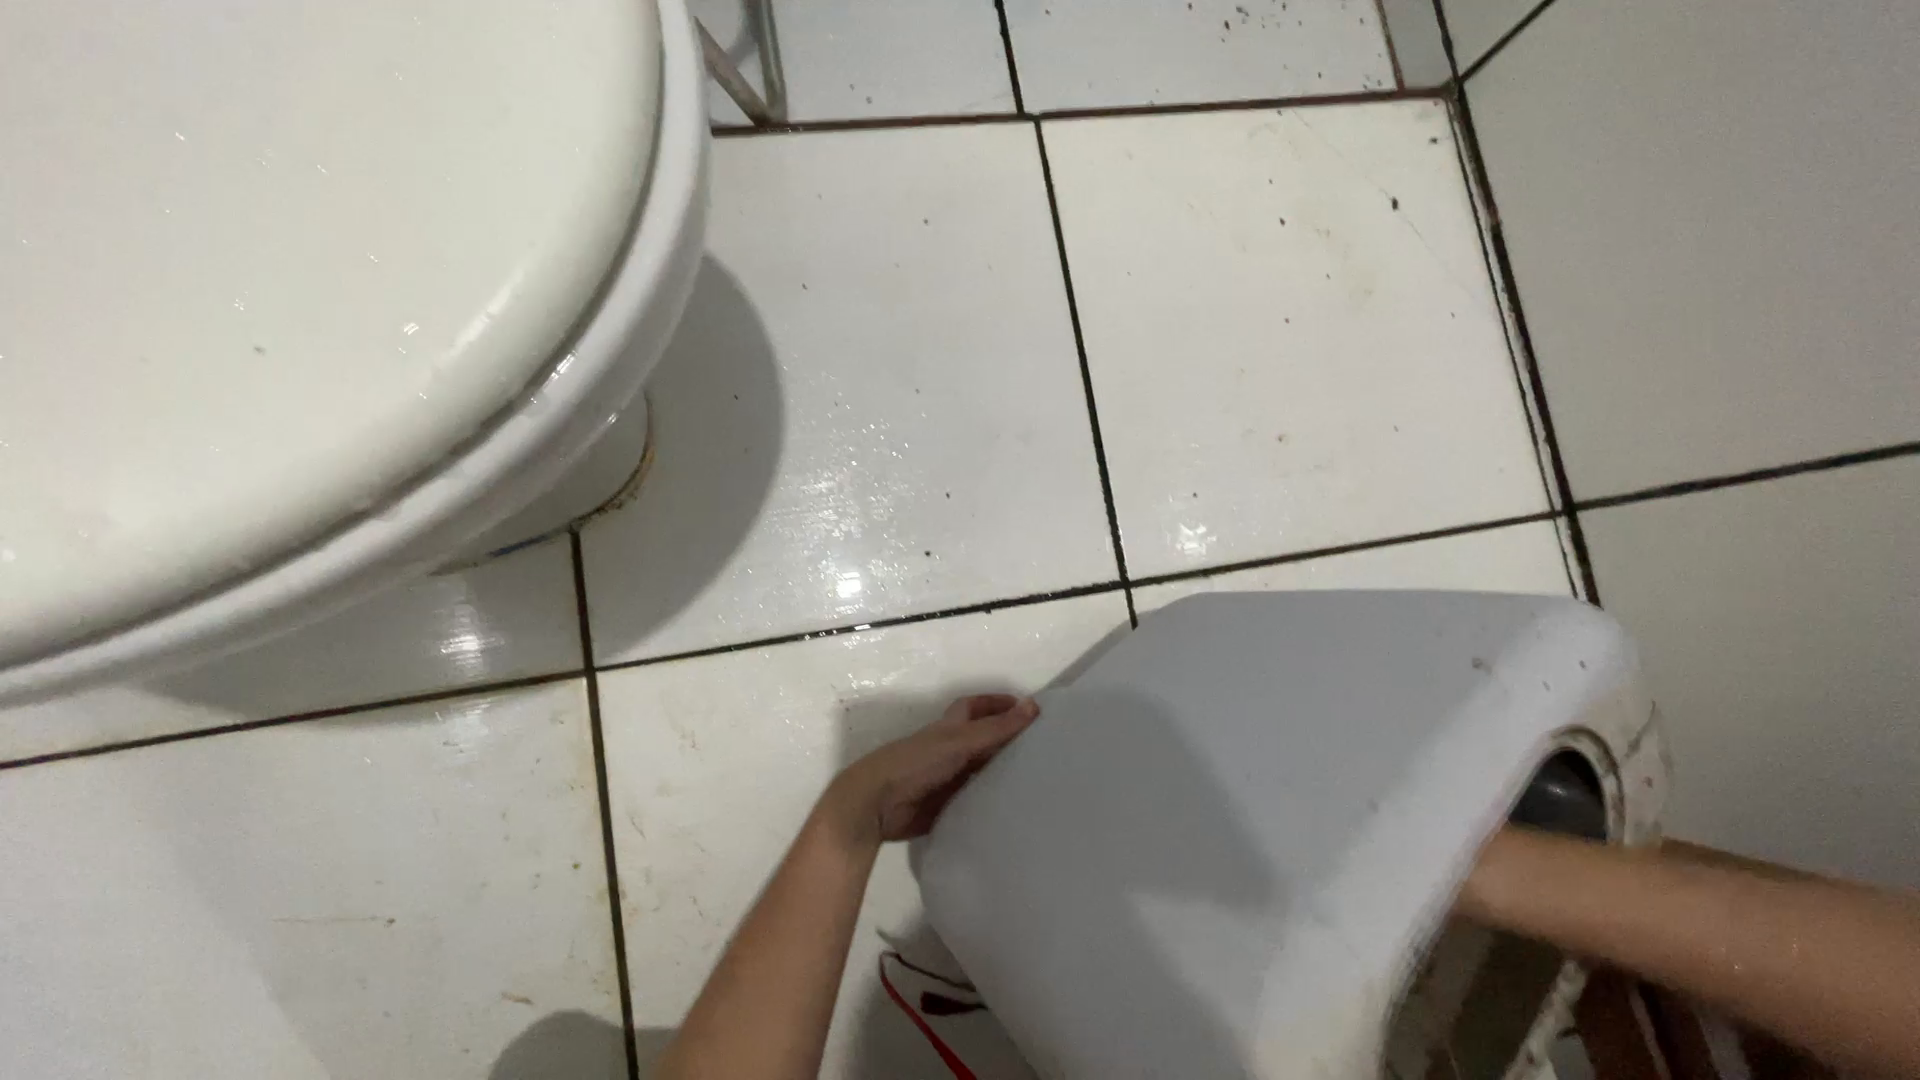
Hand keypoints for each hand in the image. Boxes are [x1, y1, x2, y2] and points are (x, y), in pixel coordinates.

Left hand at [818, 694, 1039, 848]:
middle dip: (1005, 741)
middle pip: (981, 741)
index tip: (1026, 708)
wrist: (877, 804)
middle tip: (1042, 748)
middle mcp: (949, 751)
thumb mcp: (959, 741)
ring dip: (1001, 773)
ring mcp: (947, 780)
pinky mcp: (946, 808)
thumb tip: (1034, 705)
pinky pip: (975, 802)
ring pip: (980, 772)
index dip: (996, 704)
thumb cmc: (916, 762)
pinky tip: (1016, 808)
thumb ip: (996, 728)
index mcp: (948, 729)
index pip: (975, 709)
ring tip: (1039, 779)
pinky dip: (992, 802)